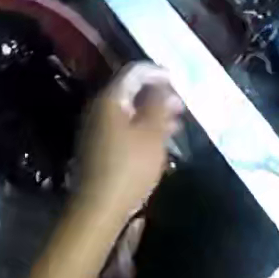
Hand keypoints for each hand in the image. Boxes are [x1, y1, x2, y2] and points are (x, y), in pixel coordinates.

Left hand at [70, 63, 183, 232]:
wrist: (99, 206)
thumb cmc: (129, 167)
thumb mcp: (152, 135)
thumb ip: (159, 106)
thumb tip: (164, 85)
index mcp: (110, 98)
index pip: (133, 72)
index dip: (156, 72)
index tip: (178, 79)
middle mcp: (99, 106)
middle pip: (129, 90)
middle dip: (156, 92)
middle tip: (181, 102)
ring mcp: (97, 125)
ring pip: (128, 109)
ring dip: (152, 110)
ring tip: (177, 120)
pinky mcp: (99, 143)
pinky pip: (124, 124)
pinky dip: (143, 125)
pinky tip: (161, 137)